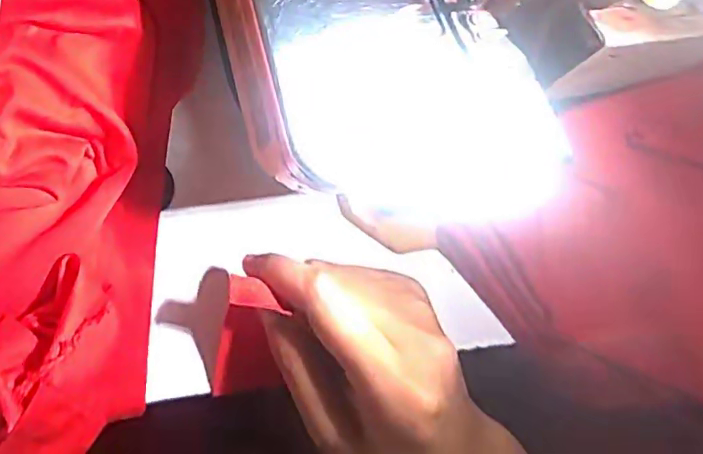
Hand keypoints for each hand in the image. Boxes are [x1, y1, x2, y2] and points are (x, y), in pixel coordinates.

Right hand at [243, 255, 523, 453]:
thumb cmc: (390, 450)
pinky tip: (339, 311)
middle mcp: (415, 337)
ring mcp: (421, 310)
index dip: (282, 272)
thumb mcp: (331, 434)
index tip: (250, 266)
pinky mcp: (418, 292)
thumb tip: (266, 308)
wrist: (453, 444)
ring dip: (315, 281)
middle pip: (333, 278)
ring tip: (312, 318)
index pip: (328, 298)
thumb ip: (296, 369)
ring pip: (344, 268)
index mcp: (394, 384)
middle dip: (295, 280)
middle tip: (275, 301)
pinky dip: (337, 282)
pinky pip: (359, 268)